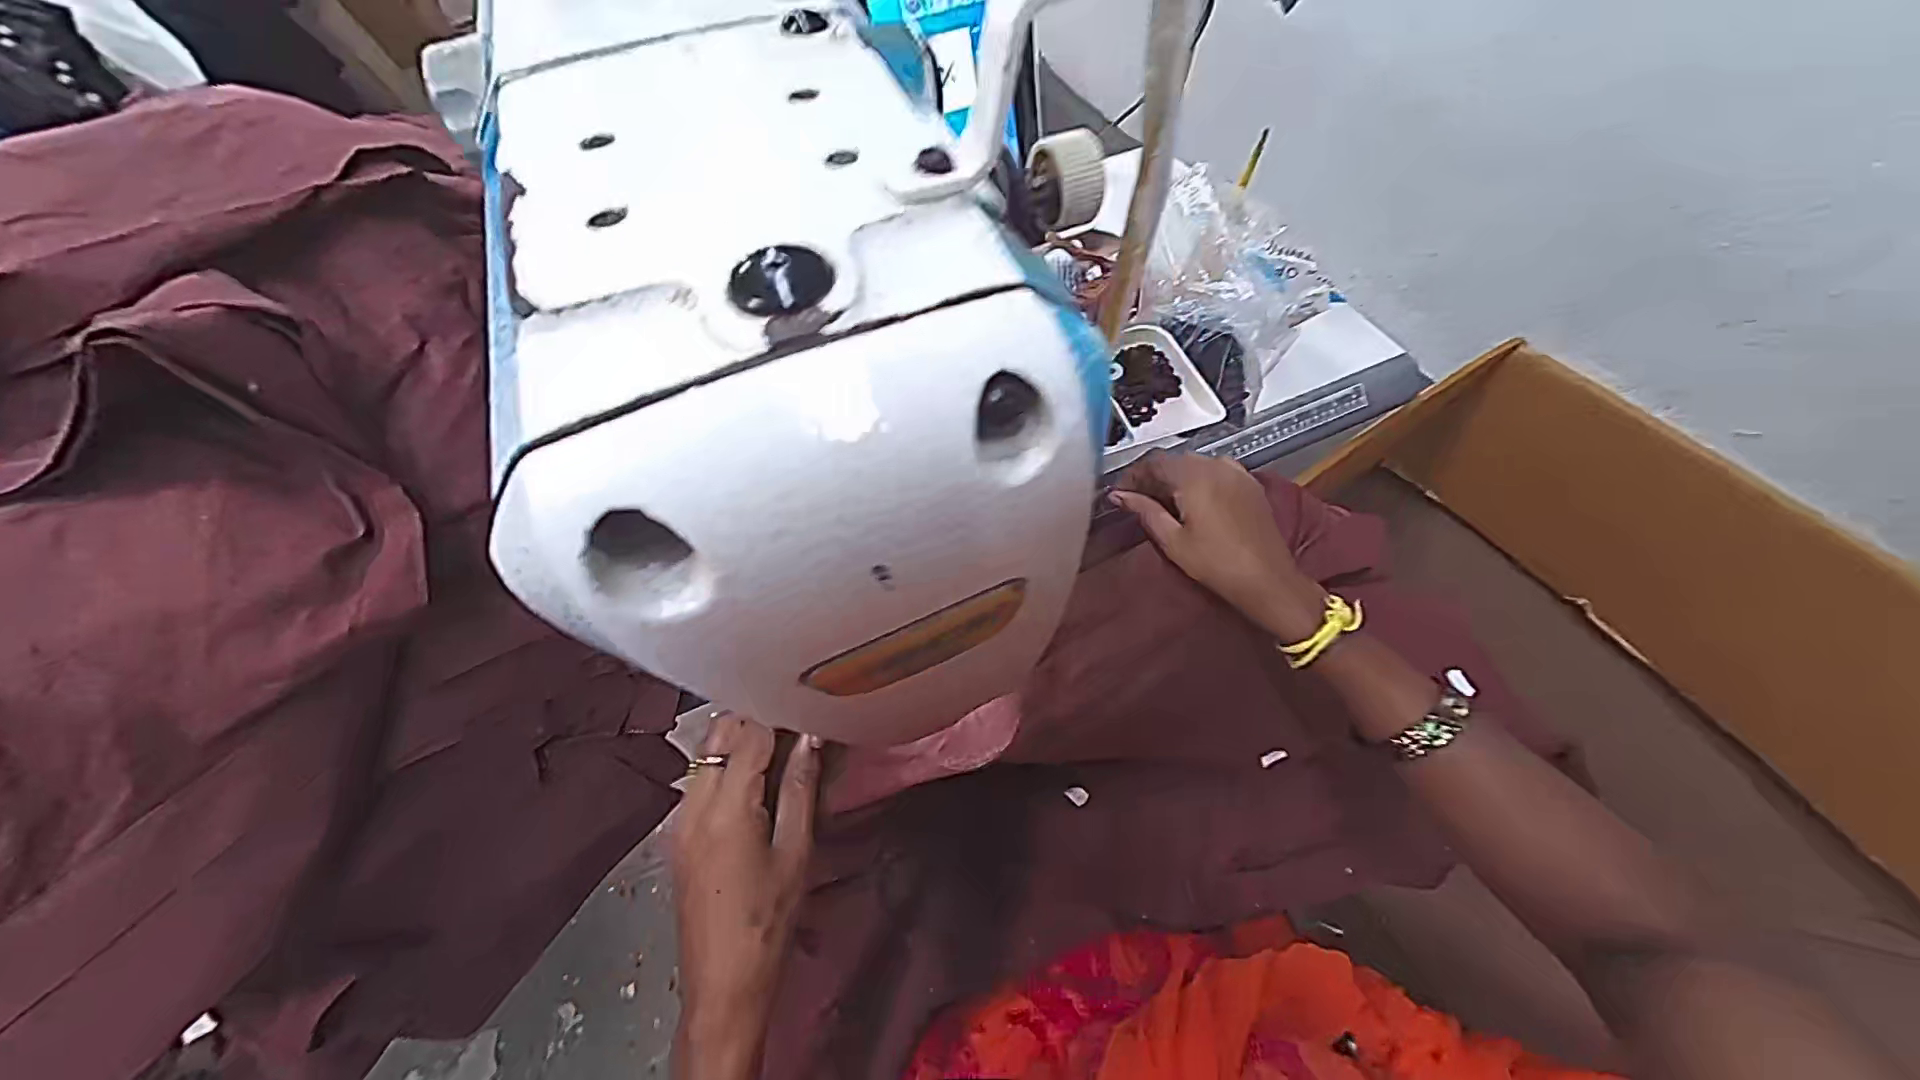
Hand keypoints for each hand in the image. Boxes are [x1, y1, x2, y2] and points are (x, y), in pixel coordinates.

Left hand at [669, 715, 820, 1079]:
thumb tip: (811, 736)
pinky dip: (725, 763)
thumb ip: (800, 786)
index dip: (777, 714)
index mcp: (725, 809)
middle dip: (754, 719)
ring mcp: (679, 820)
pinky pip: (700, 778)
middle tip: (793, 720)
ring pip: (705, 753)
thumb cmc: (769, 919)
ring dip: (738, 738)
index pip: (748, 735)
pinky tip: (754, 775)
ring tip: (779, 743)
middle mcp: (692, 806)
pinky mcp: (677, 833)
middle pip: (718, 734)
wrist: (723, 982)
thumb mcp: (796, 850)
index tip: (804, 704)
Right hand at [1110, 450, 1326, 640]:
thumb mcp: (1172, 540)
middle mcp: (1217, 467)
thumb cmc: (1218, 564)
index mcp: (1194, 477)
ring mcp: (1237, 474)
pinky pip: (1217, 471)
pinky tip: (1193, 501)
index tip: (1121, 492)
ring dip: (1176, 477)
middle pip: (1175, 460)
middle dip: (1153, 476)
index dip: (1133, 475)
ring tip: (1163, 502)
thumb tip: (1121, 496)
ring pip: (1196, 464)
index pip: (1154, 462)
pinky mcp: (1250, 485)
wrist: (1267, 579)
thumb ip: (1145, 511)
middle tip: (1136, 499)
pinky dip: (1199, 480)